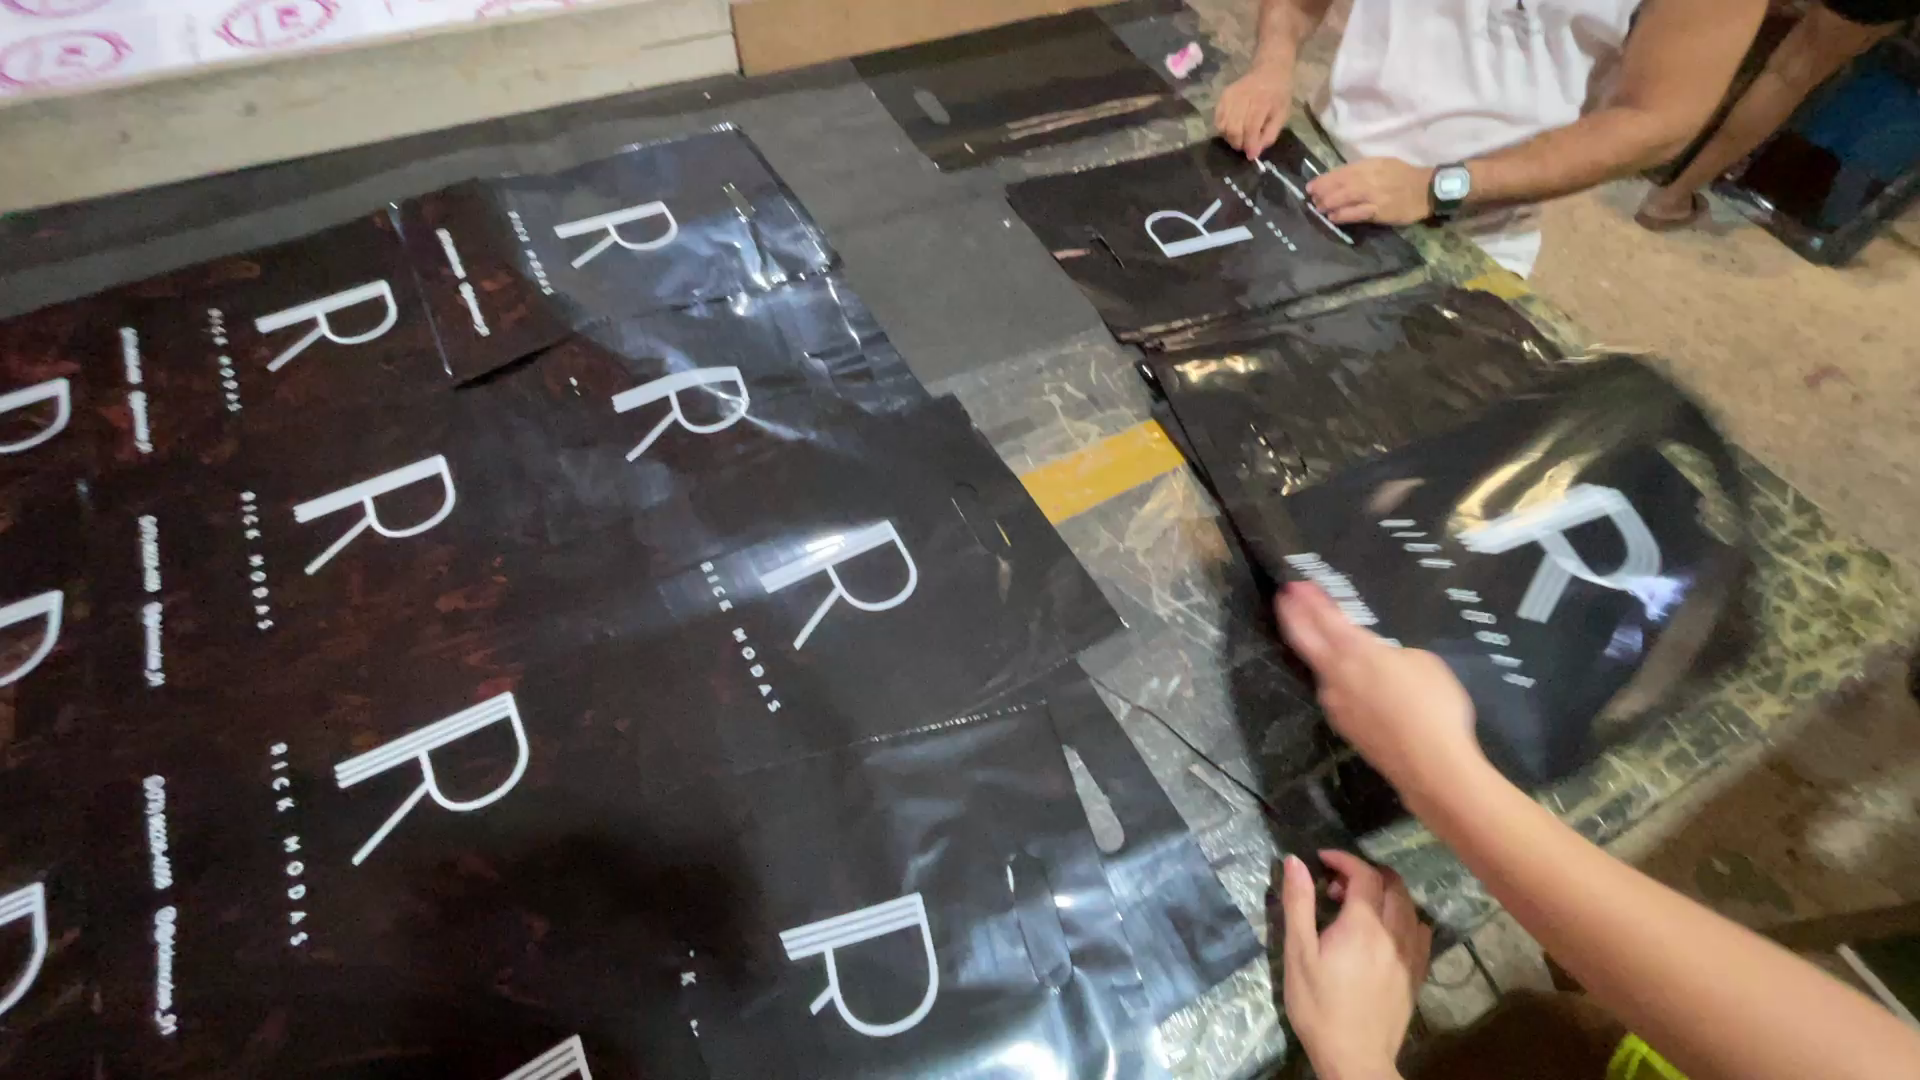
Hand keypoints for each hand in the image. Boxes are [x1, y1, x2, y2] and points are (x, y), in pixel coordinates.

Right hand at [1215, 61, 1293, 159]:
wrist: (1270, 69)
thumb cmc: (1279, 93)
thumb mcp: (1282, 114)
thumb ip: (1270, 134)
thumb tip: (1255, 152)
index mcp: (1263, 101)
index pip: (1251, 128)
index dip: (1250, 145)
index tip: (1251, 156)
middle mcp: (1245, 98)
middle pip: (1234, 129)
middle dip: (1239, 143)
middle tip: (1245, 146)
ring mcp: (1232, 96)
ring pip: (1223, 126)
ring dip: (1230, 138)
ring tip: (1239, 138)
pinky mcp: (1223, 97)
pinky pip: (1218, 119)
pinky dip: (1222, 129)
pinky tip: (1231, 129)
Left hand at [1273, 582, 1481, 802]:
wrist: (1429, 765)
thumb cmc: (1434, 707)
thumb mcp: (1423, 663)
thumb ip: (1392, 653)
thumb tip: (1380, 657)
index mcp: (1356, 651)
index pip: (1325, 617)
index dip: (1309, 599)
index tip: (1295, 585)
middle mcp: (1335, 672)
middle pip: (1303, 637)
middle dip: (1291, 614)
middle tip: (1284, 596)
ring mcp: (1333, 698)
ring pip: (1316, 664)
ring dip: (1312, 644)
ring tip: (1311, 629)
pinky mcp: (1340, 721)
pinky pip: (1332, 689)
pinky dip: (1332, 674)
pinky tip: (1344, 675)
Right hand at [1279, 851, 1431, 1079]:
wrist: (1354, 1059)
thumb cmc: (1318, 1004)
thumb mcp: (1298, 952)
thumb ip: (1299, 903)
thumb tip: (1295, 861)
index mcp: (1363, 926)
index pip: (1364, 875)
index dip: (1343, 859)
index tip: (1321, 858)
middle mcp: (1393, 935)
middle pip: (1393, 885)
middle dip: (1365, 872)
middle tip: (1335, 884)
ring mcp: (1410, 957)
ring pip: (1409, 907)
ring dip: (1385, 894)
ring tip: (1357, 906)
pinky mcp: (1416, 976)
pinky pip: (1421, 934)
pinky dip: (1404, 918)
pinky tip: (1384, 931)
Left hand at [1305, 157, 1435, 225]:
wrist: (1427, 189)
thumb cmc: (1403, 177)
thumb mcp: (1382, 166)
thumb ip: (1361, 171)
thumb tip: (1336, 179)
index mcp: (1372, 165)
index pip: (1343, 171)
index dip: (1324, 180)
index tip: (1311, 186)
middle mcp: (1372, 177)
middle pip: (1341, 184)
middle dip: (1323, 192)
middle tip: (1312, 199)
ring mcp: (1375, 194)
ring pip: (1346, 198)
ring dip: (1329, 204)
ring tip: (1319, 208)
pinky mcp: (1379, 210)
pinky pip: (1356, 213)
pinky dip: (1342, 215)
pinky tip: (1332, 217)